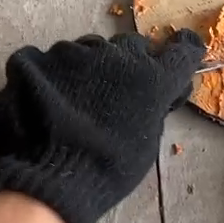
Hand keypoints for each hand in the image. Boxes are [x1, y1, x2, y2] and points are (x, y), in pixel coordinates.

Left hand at [0, 32, 205, 222]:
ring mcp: (75, 52)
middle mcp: (117, 56)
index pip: (181, 52)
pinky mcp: (40, 58)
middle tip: (118, 88)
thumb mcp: (145, 140)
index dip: (183, 50)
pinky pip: (54, 59)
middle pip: (131, 46)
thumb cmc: (108, 168)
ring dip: (91, 66)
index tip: (182, 50)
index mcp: (151, 78)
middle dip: (129, 63)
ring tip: (77, 96)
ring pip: (90, 50)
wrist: (49, 176)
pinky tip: (47, 96)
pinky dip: (55, 73)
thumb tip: (155, 94)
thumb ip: (153, 107)